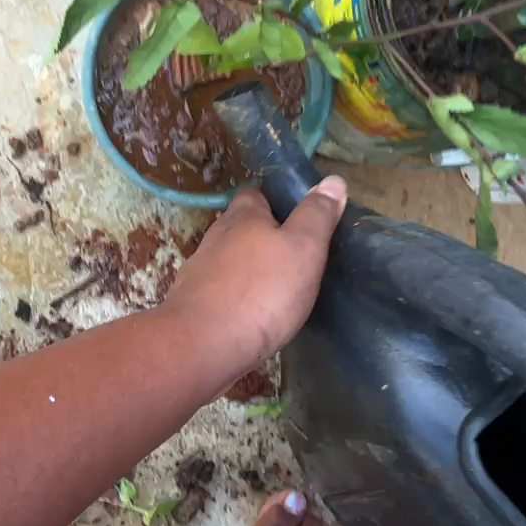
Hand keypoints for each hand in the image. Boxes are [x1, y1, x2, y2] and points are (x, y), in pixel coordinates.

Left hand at [159, 177, 346, 376]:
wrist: (203, 344)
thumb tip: (333, 180)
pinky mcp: (193, 303)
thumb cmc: (261, 291)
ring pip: (228, 260)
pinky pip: (219, 291)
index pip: (254, 195)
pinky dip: (235, 296)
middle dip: (261, 236)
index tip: (297, 215)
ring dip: (248, 268)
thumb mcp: (303, 248)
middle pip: (238, 227)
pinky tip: (252, 313)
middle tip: (292, 253)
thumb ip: (316, 216)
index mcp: (242, 218)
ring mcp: (199, 271)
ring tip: (276, 284)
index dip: (274, 201)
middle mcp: (215, 238)